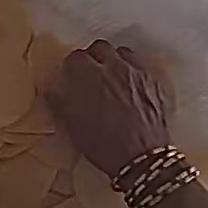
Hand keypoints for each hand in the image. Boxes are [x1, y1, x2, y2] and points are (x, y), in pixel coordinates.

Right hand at [44, 40, 173, 176]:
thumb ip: (59, 102)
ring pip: (123, 53)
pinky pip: (142, 66)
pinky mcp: (155, 81)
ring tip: (113, 77)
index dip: (71, 67)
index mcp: (89, 76)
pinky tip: (132, 86)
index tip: (71, 77)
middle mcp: (114, 67)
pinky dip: (134, 71)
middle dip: (93, 58)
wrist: (142, 159)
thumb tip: (52, 89)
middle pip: (100, 48)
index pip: (75, 57)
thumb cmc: (103, 145)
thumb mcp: (72, 126)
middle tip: (91, 74)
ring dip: (115, 60)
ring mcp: (137, 72)